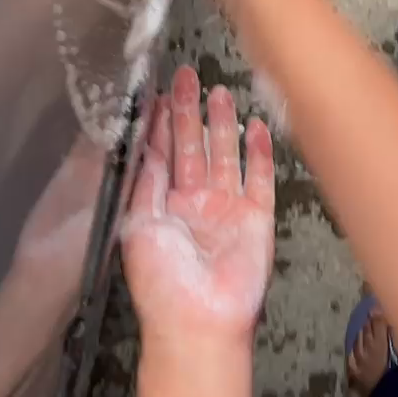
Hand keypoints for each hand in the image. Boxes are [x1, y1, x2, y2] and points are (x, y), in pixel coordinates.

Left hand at [122, 66, 276, 351]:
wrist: (198, 321)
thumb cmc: (160, 279)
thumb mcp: (138, 224)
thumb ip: (145, 181)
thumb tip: (144, 142)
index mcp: (164, 204)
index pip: (163, 153)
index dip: (162, 122)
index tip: (159, 91)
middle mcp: (196, 200)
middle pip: (194, 145)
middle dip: (190, 110)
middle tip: (187, 75)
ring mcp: (228, 206)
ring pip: (225, 154)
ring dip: (223, 123)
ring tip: (219, 91)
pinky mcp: (256, 215)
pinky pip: (259, 177)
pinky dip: (259, 151)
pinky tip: (256, 126)